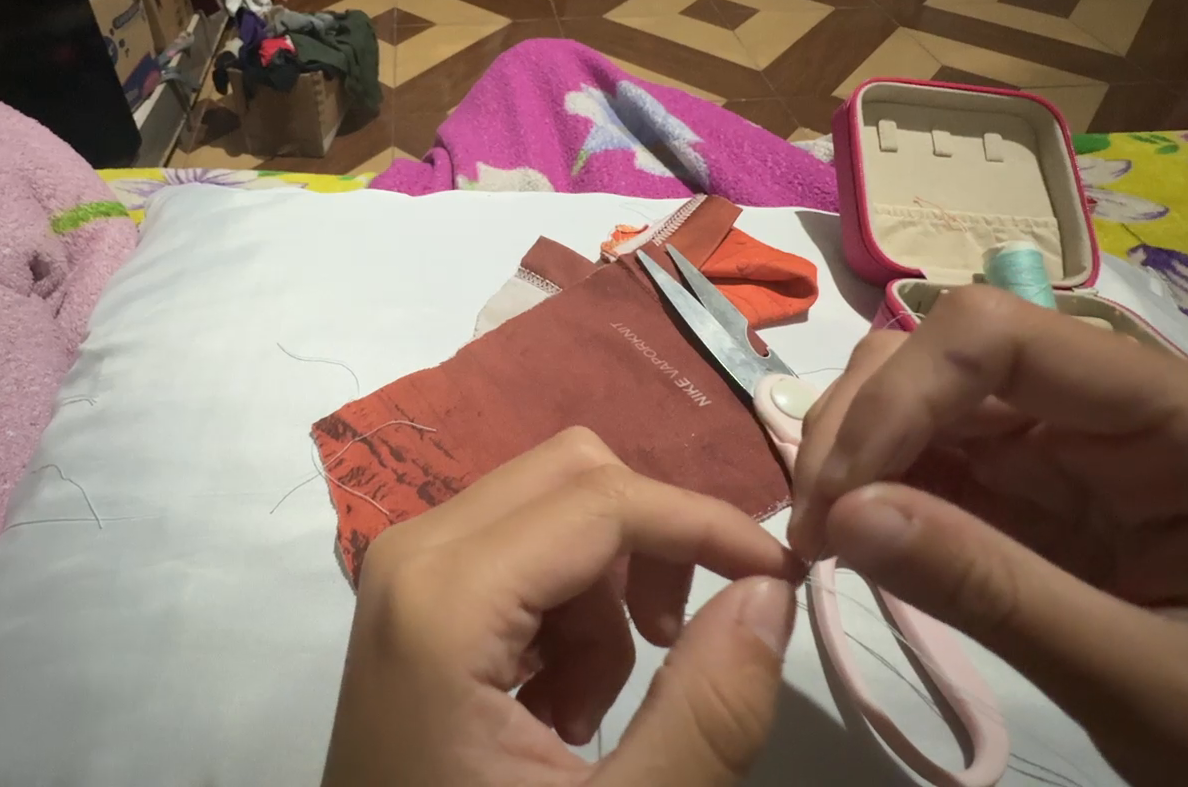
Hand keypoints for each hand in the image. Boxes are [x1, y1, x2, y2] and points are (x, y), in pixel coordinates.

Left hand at [321, 427, 800, 786]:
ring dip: (602, 594)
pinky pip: (518, 542)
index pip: (601, 501)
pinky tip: (546, 700)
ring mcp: (406, 559)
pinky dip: (563, 605)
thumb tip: (769, 592)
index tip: (781, 574)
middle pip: (572, 475)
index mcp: (444, 599)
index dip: (703, 523)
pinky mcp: (412, 581)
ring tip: (583, 713)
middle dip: (648, 547)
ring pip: (550, 506)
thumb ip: (704, 713)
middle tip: (671, 646)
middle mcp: (416, 548)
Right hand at [786, 286, 1187, 785]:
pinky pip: (914, 452)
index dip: (898, 398)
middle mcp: (1100, 404)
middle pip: (932, 353)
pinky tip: (850, 538)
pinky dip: (862, 484)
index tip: (839, 500)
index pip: (995, 337)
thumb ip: (1001, 598)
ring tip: (825, 539)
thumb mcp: (1167, 696)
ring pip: (906, 392)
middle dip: (855, 427)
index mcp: (1175, 420)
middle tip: (816, 531)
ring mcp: (1053, 440)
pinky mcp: (1017, 485)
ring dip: (845, 452)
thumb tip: (840, 516)